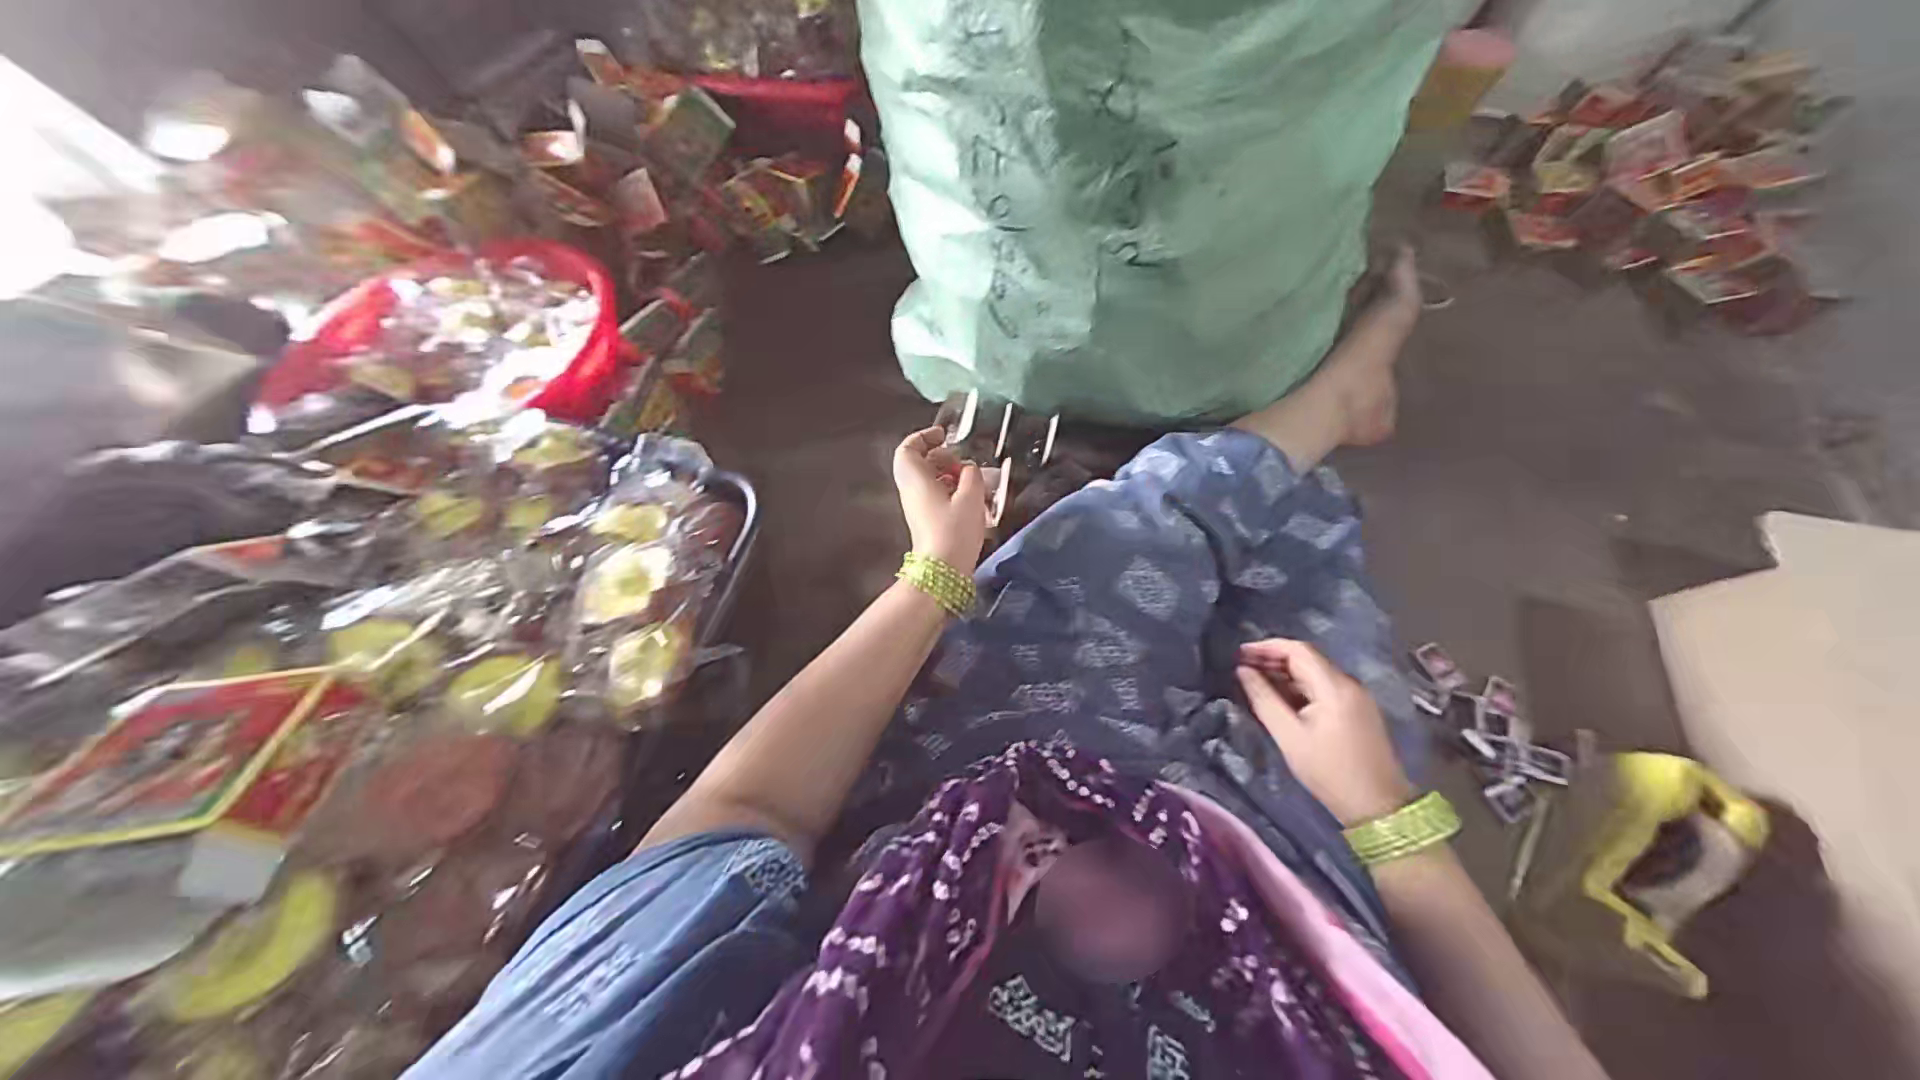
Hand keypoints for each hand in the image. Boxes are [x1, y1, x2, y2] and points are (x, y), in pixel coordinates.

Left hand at [893, 426, 990, 572]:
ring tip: (973, 483)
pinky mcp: (926, 521)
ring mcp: (917, 507)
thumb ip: (972, 475)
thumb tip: (969, 469)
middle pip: (921, 464)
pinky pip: (935, 497)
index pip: (909, 448)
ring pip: (930, 481)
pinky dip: (951, 492)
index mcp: (915, 478)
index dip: (924, 437)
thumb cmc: (954, 530)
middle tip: (963, 463)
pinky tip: (971, 501)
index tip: (944, 436)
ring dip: (950, 476)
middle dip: (943, 458)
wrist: (943, 570)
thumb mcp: (971, 496)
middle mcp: (911, 491)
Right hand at [1235, 638, 1413, 826]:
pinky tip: (1279, 697)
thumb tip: (1243, 671)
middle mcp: (1349, 684)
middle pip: (1307, 659)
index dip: (1266, 647)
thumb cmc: (1329, 771)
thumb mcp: (1288, 736)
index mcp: (1334, 687)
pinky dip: (1298, 687)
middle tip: (1242, 668)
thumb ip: (1263, 698)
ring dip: (1284, 673)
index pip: (1298, 650)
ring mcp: (1356, 697)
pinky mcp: (1356, 710)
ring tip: (1254, 682)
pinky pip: (1322, 688)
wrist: (1378, 807)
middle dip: (1273, 659)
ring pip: (1314, 673)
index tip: (1239, 654)